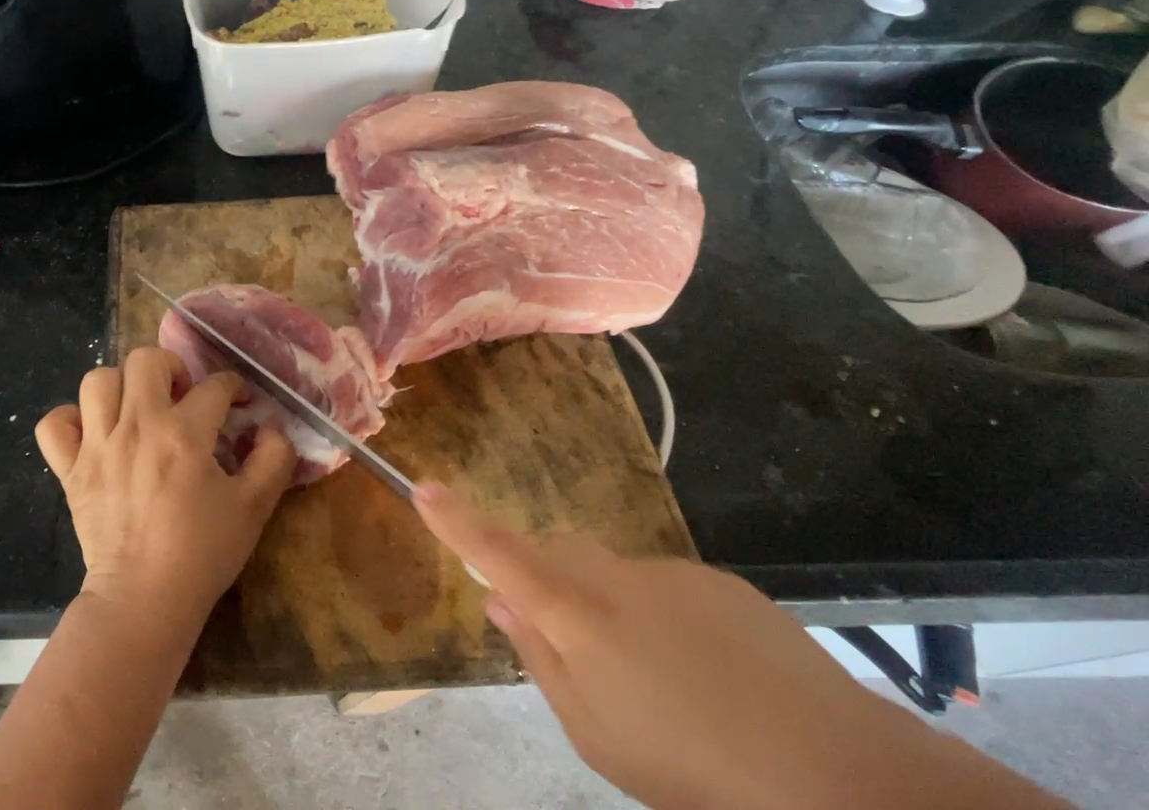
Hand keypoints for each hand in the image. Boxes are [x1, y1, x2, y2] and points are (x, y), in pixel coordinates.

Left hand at [36, 347, 296, 625]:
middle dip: (171, 368)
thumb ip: (274, 459)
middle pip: (145, 360)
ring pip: (97, 381)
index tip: (238, 403)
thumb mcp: (255, 507)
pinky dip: (71, 420)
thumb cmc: (203, 553)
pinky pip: (54, 424)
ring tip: (138, 410)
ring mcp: (97, 446)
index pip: (213, 386)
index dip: (233, 387)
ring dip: (121, 387)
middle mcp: (137, 427)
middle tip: (182, 397)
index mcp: (185, 433)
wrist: (145, 598)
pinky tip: (94, 434)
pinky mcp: (70, 470)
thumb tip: (271, 427)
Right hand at [415, 484, 1068, 809]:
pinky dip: (662, 618)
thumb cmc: (690, 766)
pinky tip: (708, 676)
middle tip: (565, 643)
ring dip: (610, 608)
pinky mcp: (725, 584)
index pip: (498, 554)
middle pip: (557, 553)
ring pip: (614, 574)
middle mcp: (618, 576)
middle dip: (546, 580)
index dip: (456, 521)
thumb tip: (505, 608)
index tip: (423, 486)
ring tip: (659, 682)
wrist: (836, 773)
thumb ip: (542, 661)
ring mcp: (676, 574)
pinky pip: (667, 588)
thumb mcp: (594, 735)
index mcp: (576, 614)